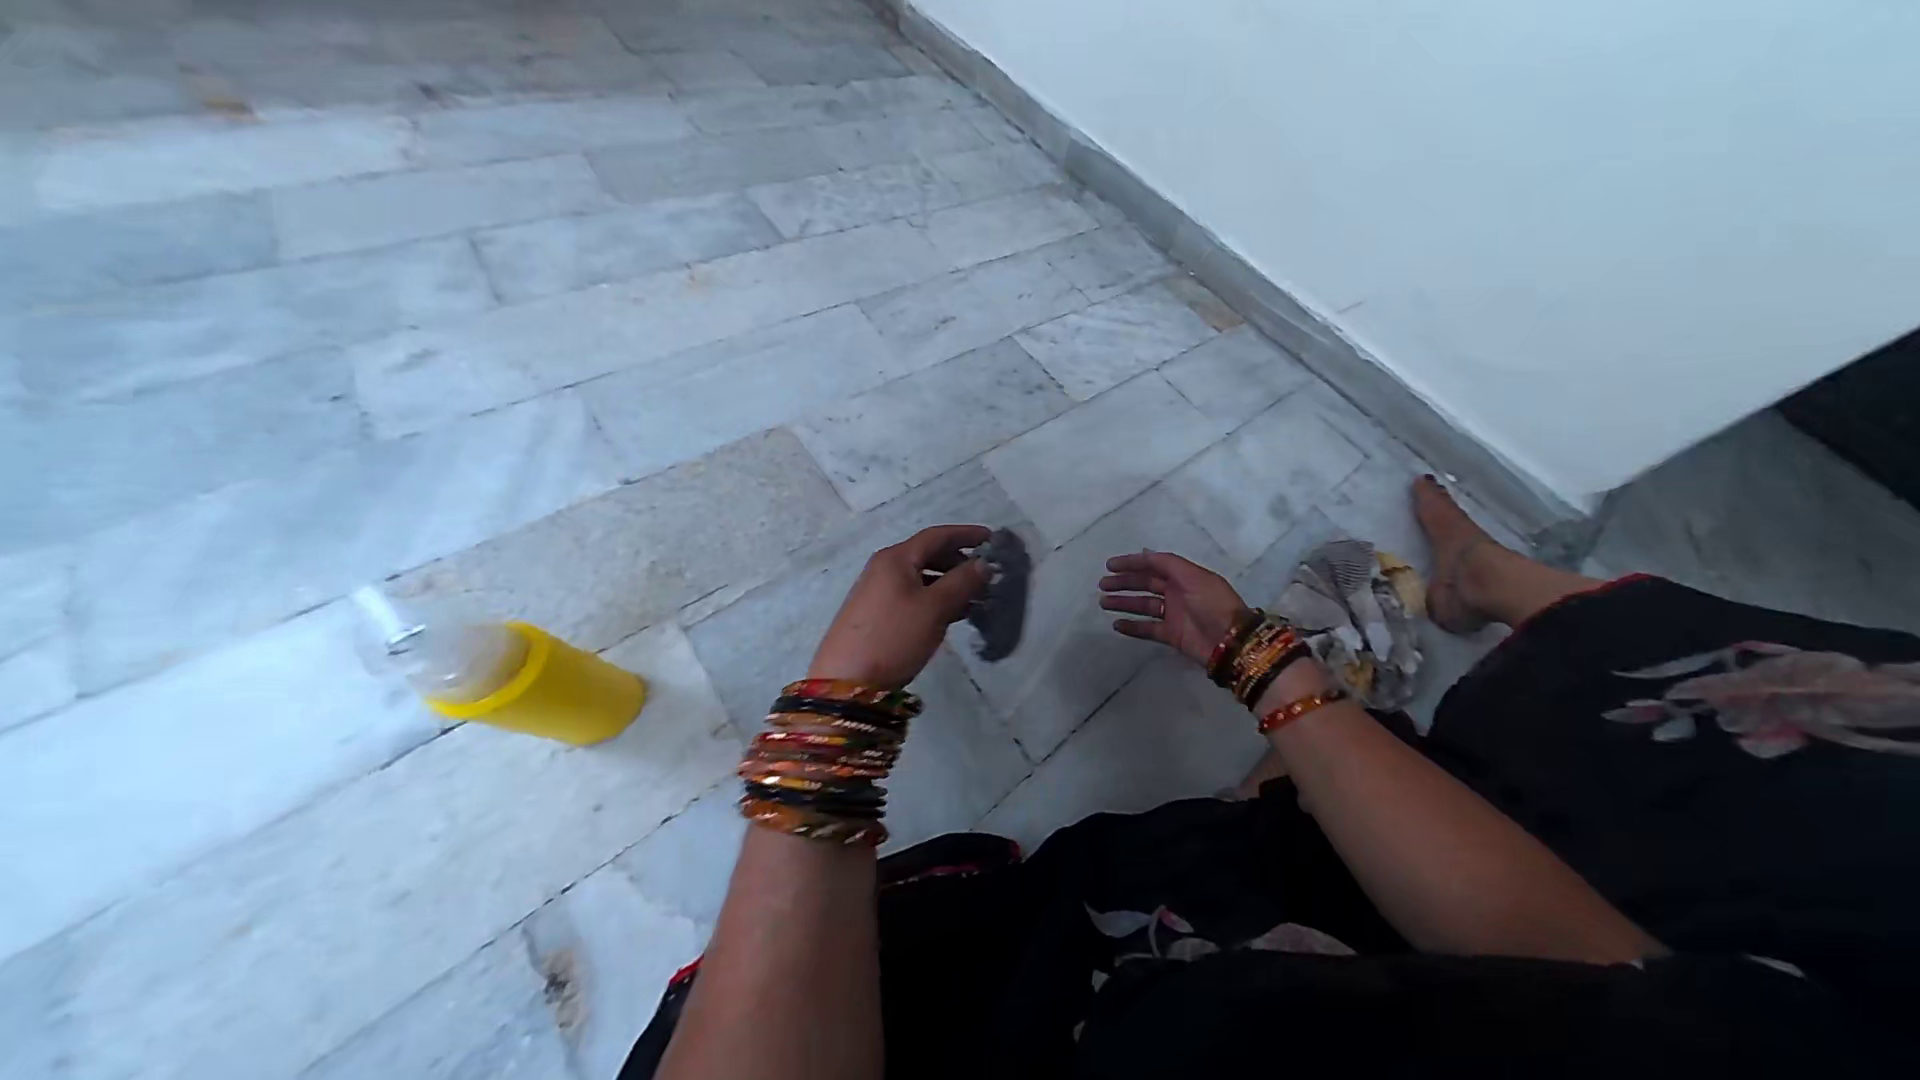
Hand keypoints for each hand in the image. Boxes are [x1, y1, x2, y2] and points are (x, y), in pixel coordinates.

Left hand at [809, 525, 990, 688]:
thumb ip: (962, 582)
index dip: (966, 534)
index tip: (992, 539)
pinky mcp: (875, 614)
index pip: (936, 536)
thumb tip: (984, 563)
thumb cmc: (894, 637)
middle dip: (958, 560)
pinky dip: (935, 598)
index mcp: (896, 558)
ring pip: (921, 577)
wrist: (846, 681)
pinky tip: (951, 615)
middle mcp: (884, 567)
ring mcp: (877, 591)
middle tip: (985, 574)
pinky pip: (912, 594)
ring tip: (975, 599)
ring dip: (949, 583)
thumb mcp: (934, 608)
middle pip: (927, 554)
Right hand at [1099, 551, 1251, 666]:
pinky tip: (1116, 624)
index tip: (1110, 566)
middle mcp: (1177, 592)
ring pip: (1143, 605)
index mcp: (1184, 576)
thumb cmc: (1213, 604)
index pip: (1153, 565)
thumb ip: (1167, 564)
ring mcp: (1174, 614)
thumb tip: (1143, 552)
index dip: (1132, 563)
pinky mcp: (1171, 635)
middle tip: (1102, 585)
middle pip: (1145, 584)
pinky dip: (1132, 626)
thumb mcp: (1192, 577)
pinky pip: (1147, 628)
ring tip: (1103, 603)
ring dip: (1124, 603)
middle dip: (1124, 582)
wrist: (1231, 641)